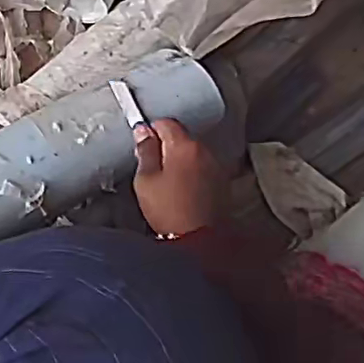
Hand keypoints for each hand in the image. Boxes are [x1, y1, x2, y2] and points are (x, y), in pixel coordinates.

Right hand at [132, 118, 222, 237]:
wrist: (199, 239)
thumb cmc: (170, 210)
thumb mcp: (146, 179)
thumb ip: (145, 151)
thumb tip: (143, 133)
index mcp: (184, 147)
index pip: (166, 123)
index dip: (150, 129)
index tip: (141, 141)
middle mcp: (204, 152)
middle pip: (181, 137)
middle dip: (165, 145)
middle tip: (149, 165)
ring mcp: (215, 167)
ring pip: (192, 152)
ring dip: (178, 159)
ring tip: (164, 180)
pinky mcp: (221, 182)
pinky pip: (201, 167)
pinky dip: (190, 172)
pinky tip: (179, 189)